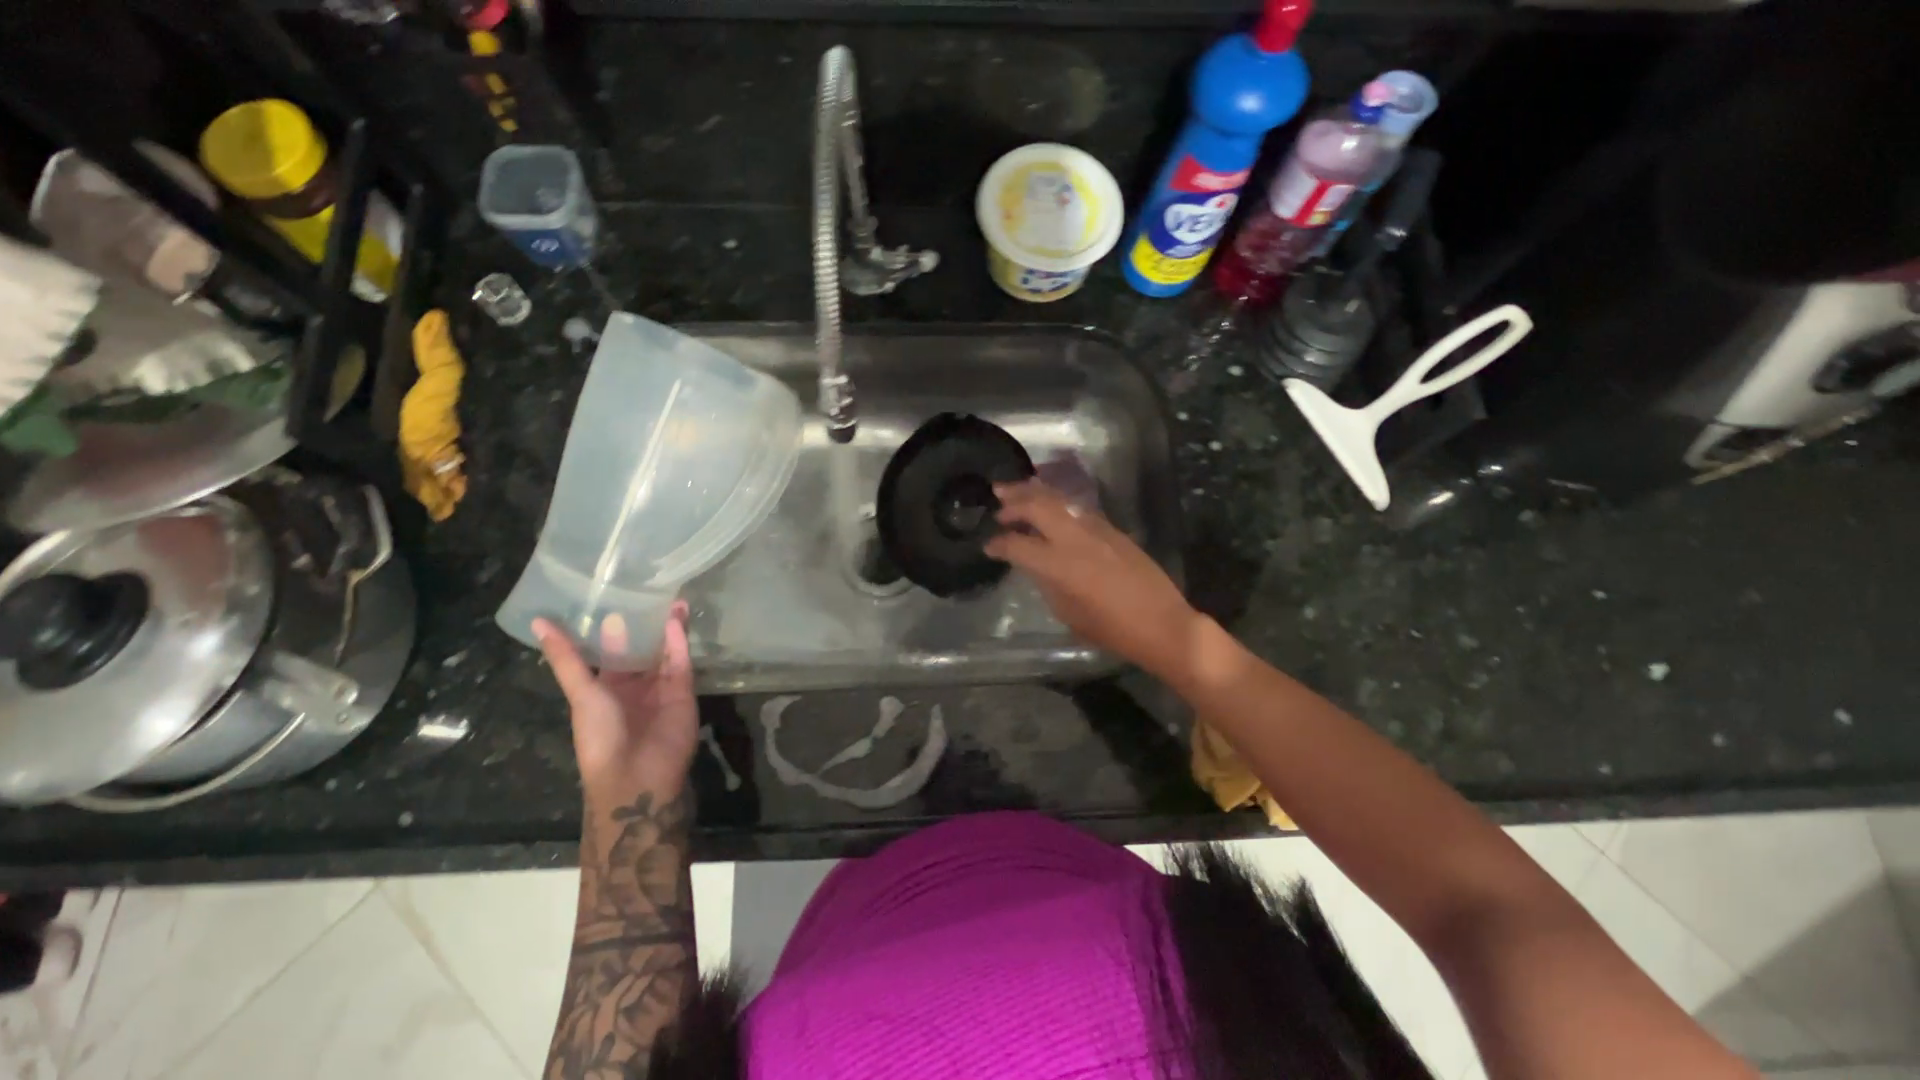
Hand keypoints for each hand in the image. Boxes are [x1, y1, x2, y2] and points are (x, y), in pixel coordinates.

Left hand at [532, 603, 696, 811]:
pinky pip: (680, 661)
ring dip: (666, 626)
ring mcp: (660, 688)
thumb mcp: (580, 693)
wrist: (636, 776)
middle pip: (641, 648)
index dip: (610, 626)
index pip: (609, 651)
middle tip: (645, 588)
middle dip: (643, 623)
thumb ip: (567, 657)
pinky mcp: (683, 691)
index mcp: (605, 688)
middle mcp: (634, 686)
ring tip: (669, 595)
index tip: (612, 593)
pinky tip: (676, 617)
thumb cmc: (600, 735)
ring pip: (663, 650)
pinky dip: (678, 641)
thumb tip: (539, 620)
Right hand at [985, 480, 1206, 684]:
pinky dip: (1058, 504)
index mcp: (1059, 565)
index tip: (988, 545)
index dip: (998, 544)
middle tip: (997, 497)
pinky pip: (1078, 509)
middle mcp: (1075, 539)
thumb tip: (1035, 566)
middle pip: (1038, 505)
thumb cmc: (1112, 630)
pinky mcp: (1113, 530)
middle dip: (1014, 499)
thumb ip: (1047, 584)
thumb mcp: (1068, 613)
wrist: (1161, 623)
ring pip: (1060, 500)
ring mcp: (1097, 530)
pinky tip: (1051, 508)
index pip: (1018, 545)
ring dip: (1036, 493)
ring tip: (1018, 491)